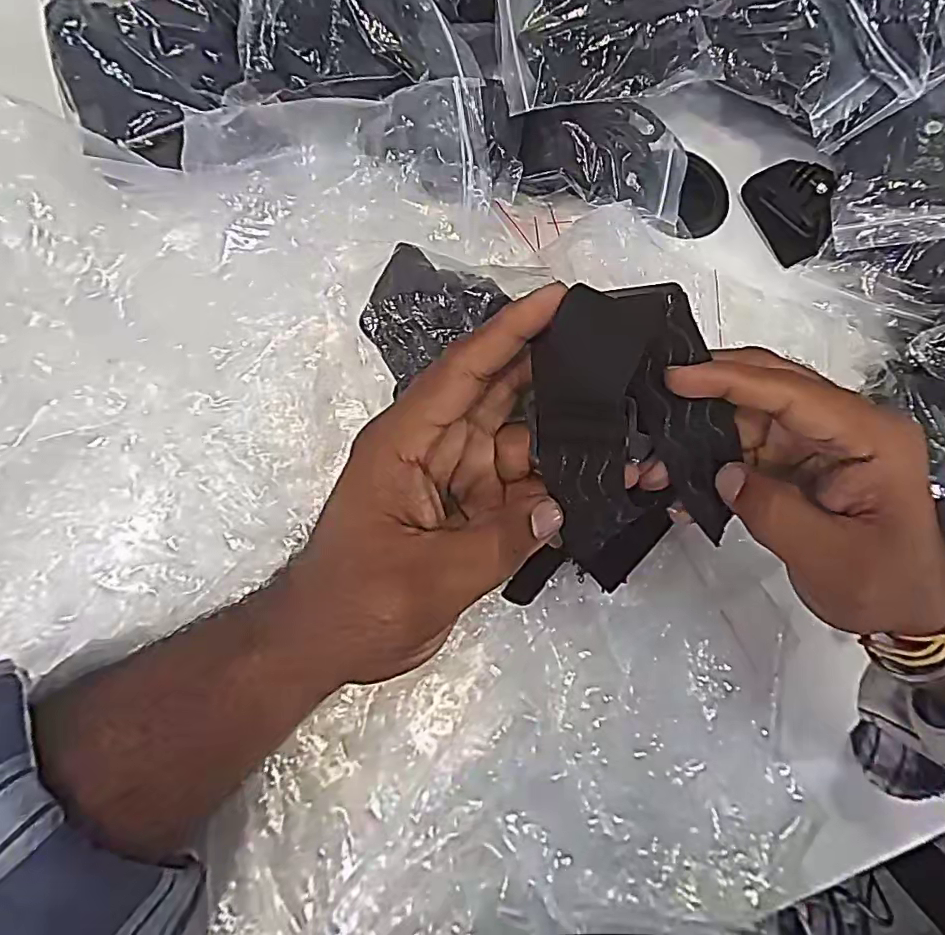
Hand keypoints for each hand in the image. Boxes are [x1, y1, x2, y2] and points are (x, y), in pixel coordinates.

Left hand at [283, 284, 567, 683]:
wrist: (327, 645)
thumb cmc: (354, 603)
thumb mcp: (428, 576)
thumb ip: (499, 542)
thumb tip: (559, 510)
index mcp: (406, 441)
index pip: (464, 371)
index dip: (510, 330)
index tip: (555, 299)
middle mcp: (434, 447)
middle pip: (497, 392)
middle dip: (546, 365)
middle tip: (603, 344)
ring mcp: (456, 477)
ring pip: (518, 440)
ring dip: (561, 437)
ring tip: (616, 425)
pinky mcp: (472, 507)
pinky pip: (521, 485)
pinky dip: (553, 484)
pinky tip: (593, 480)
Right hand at [666, 348, 944, 636]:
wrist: (917, 609)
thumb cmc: (891, 585)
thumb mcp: (830, 558)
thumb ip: (772, 511)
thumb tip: (725, 475)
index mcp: (872, 435)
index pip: (793, 391)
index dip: (731, 380)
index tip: (678, 377)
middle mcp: (848, 426)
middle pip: (771, 388)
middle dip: (711, 392)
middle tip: (658, 399)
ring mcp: (824, 441)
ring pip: (752, 416)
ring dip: (703, 433)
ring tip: (656, 461)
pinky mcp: (804, 460)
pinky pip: (752, 445)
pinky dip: (715, 458)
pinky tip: (684, 478)